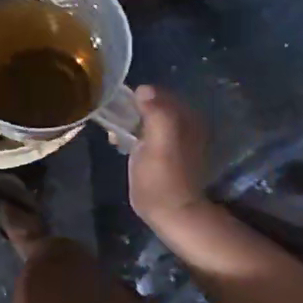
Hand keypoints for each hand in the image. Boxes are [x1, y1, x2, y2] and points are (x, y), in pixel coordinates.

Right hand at [128, 86, 208, 223]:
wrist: (173, 213)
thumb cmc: (161, 180)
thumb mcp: (158, 144)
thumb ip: (155, 113)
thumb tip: (144, 89)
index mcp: (186, 117)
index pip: (157, 93)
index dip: (135, 100)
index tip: (117, 112)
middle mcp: (187, 122)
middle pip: (153, 105)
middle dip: (132, 112)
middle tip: (115, 128)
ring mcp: (180, 138)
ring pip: (151, 119)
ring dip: (132, 125)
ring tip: (118, 139)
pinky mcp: (171, 153)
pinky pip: (151, 134)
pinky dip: (138, 136)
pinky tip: (128, 148)